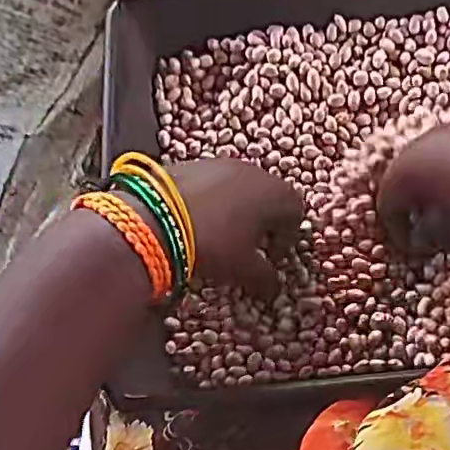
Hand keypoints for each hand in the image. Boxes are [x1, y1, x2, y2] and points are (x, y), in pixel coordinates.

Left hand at [164, 158, 303, 297]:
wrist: (153, 217)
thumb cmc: (214, 243)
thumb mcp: (244, 269)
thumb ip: (265, 278)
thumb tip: (274, 287)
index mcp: (274, 193)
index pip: (295, 212)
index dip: (288, 238)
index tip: (272, 258)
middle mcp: (252, 171)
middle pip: (268, 197)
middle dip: (264, 224)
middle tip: (250, 249)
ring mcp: (220, 163)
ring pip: (241, 189)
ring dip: (238, 213)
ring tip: (222, 238)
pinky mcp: (192, 163)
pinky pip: (214, 186)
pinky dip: (214, 204)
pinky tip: (198, 225)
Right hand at [376, 108, 449, 255]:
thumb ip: (430, 233)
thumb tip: (424, 238)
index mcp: (405, 167)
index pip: (387, 206)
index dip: (399, 234)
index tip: (419, 253)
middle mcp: (422, 144)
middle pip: (413, 190)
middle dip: (429, 220)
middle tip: (449, 241)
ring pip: (439, 178)